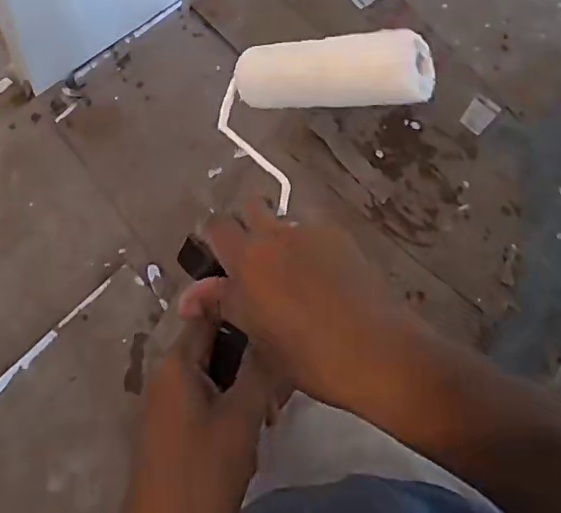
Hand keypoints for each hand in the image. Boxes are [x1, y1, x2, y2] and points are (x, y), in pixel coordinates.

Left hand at [122, 314, 280, 512]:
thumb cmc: (203, 468)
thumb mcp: (241, 417)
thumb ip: (259, 370)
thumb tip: (275, 332)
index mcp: (176, 360)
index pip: (210, 313)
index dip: (243, 312)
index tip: (275, 324)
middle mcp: (165, 371)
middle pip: (213, 346)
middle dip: (247, 360)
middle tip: (279, 384)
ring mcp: (164, 400)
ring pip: (211, 375)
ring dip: (241, 388)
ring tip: (269, 411)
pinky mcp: (168, 426)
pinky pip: (202, 399)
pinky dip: (227, 406)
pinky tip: (249, 430)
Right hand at [179, 196, 422, 413]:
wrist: (374, 349)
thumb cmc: (307, 354)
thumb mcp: (257, 334)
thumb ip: (221, 304)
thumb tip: (186, 297)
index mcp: (247, 257)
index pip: (216, 225)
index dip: (212, 235)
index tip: (215, 255)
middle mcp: (274, 233)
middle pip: (250, 206)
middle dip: (246, 223)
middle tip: (251, 259)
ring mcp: (309, 230)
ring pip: (283, 219)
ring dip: (278, 235)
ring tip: (290, 271)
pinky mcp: (339, 235)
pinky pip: (312, 231)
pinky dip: (308, 246)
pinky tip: (322, 276)